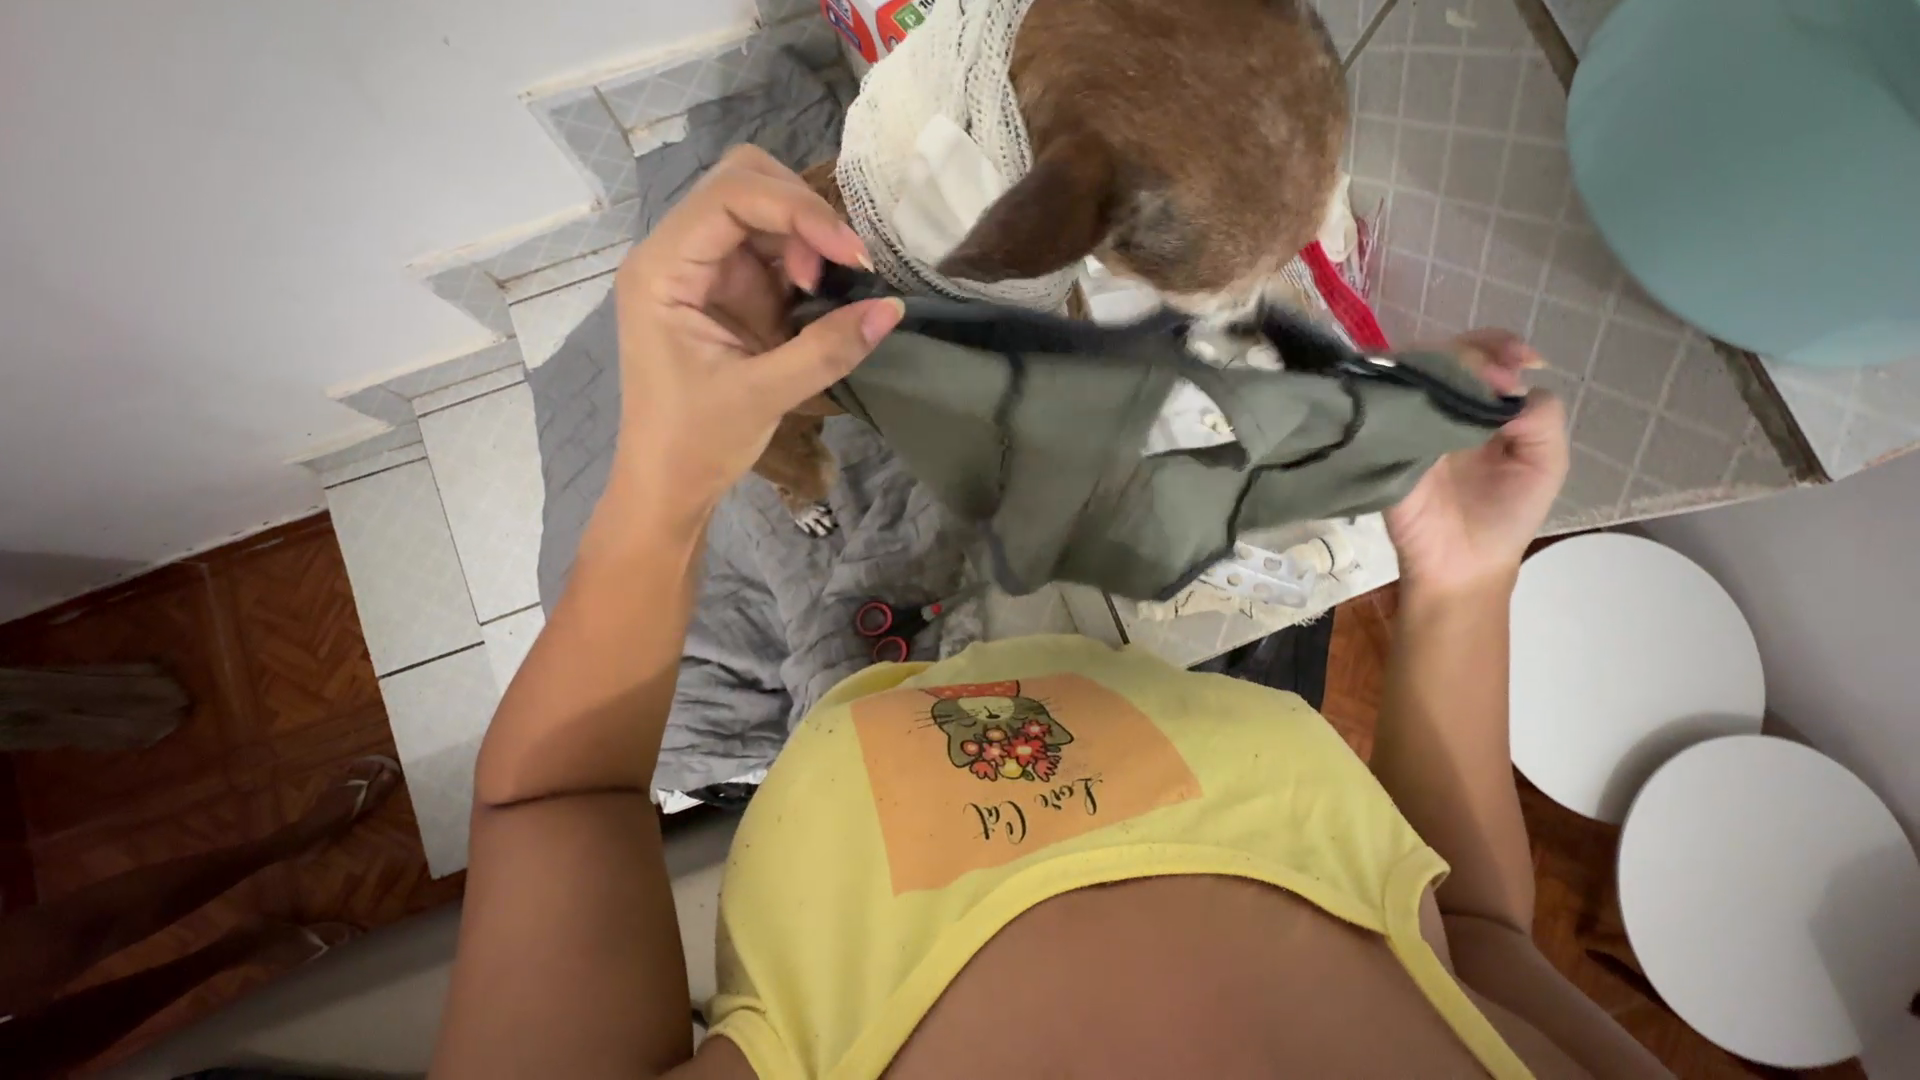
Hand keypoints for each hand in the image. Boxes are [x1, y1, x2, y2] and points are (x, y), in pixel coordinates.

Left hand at [609, 145, 904, 515]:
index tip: (852, 255)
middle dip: (801, 213)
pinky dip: (806, 264)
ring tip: (828, 291)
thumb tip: (891, 308)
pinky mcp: (728, 294)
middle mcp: (677, 256)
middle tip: (837, 268)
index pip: (730, 197)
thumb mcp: (764, 395)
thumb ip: (827, 349)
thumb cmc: (696, 443)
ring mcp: (703, 273)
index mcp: (662, 270)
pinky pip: (772, 254)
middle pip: (743, 185)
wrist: (669, 484)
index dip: (798, 210)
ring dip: (807, 239)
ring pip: (762, 214)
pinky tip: (820, 299)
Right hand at [1385, 329, 1568, 596]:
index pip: (1480, 357)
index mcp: (1478, 410)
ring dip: (1442, 363)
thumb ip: (1540, 416)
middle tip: (1496, 375)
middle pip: (1444, 354)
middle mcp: (1440, 409)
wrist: (1462, 564)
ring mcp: (1406, 423)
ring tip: (1471, 383)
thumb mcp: (1546, 461)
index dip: (1497, 345)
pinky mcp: (1381, 442)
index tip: (1521, 358)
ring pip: (1411, 369)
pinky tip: (1432, 402)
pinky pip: (1386, 403)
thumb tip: (1504, 383)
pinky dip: (1405, 389)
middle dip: (1474, 350)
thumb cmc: (1504, 517)